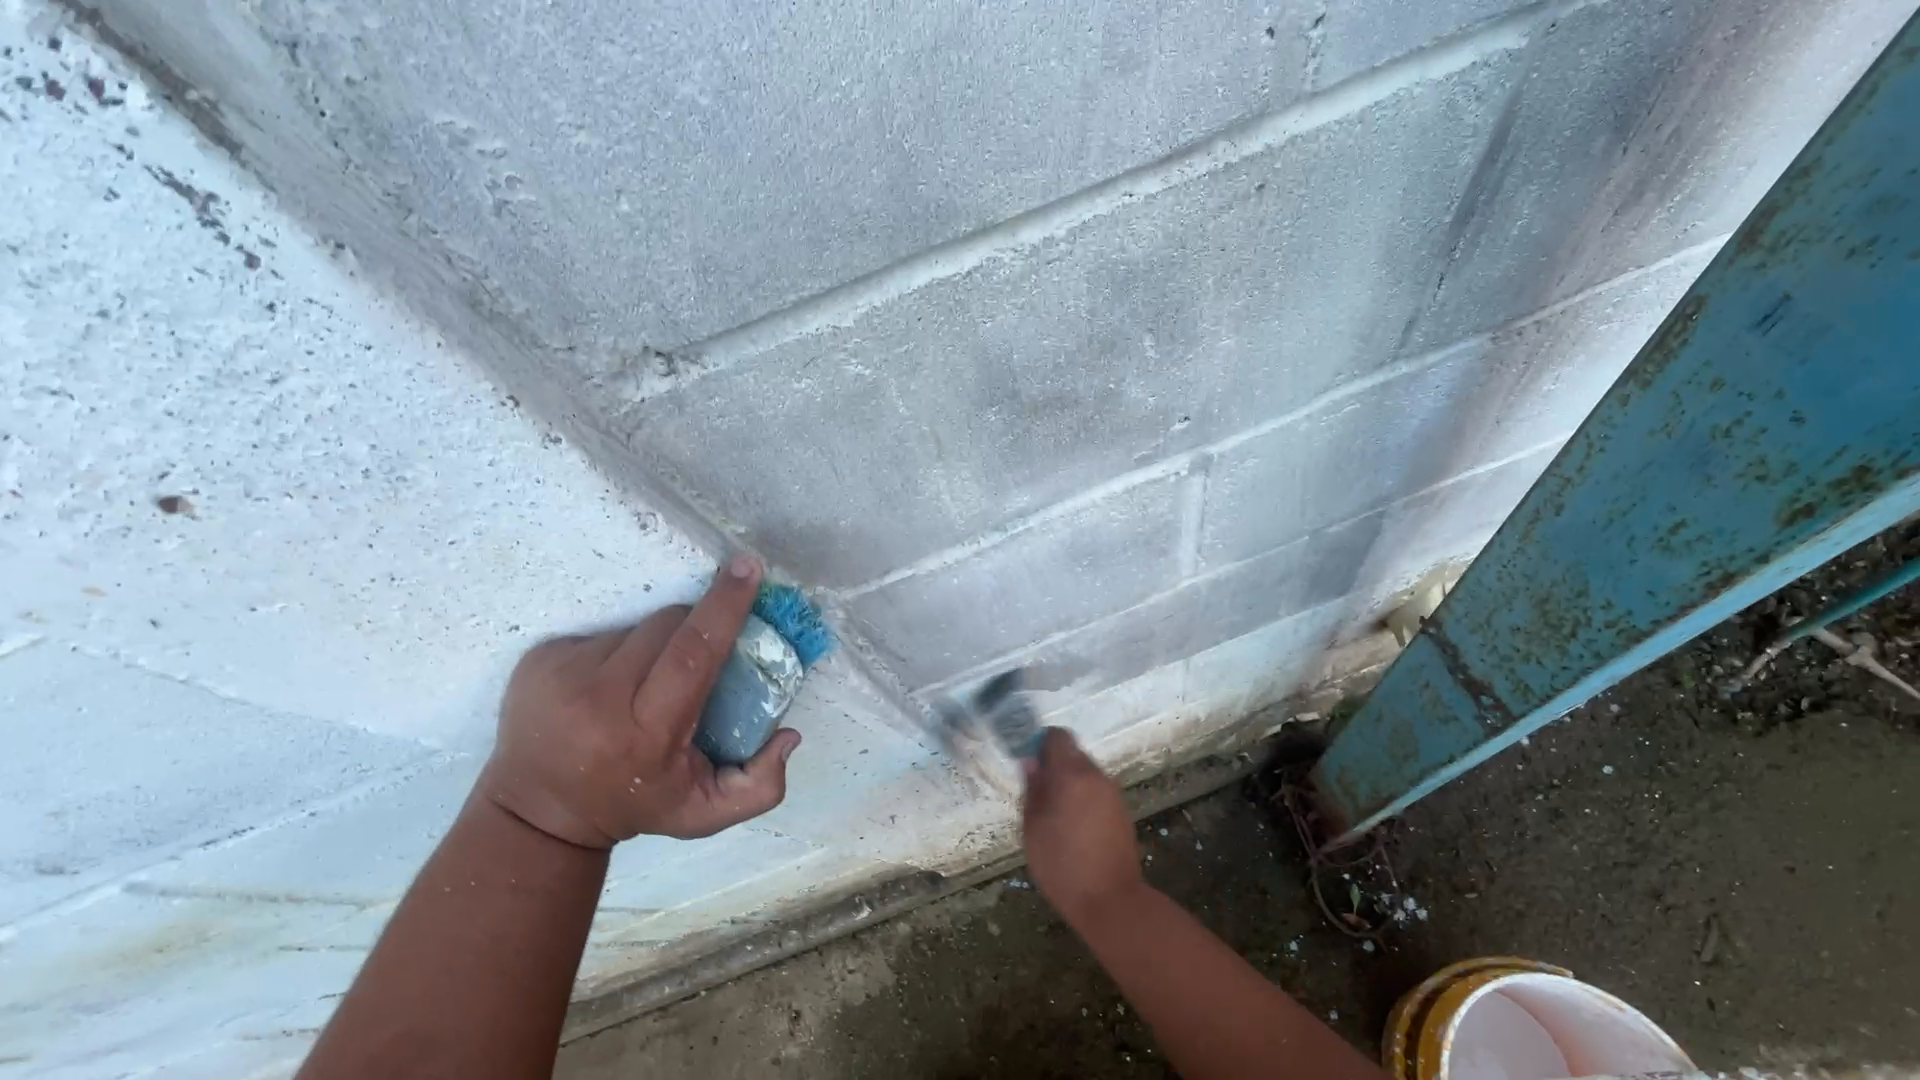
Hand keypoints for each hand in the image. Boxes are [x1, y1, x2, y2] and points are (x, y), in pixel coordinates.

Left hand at [479, 556, 801, 847]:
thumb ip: (760, 785)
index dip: (724, 607)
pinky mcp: (539, 659)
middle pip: (668, 627)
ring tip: (643, 684)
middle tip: (696, 658)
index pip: (692, 653)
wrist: (538, 813)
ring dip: (655, 642)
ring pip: (636, 627)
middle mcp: (600, 698)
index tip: (748, 569)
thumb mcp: (704, 812)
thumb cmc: (633, 805)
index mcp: (647, 733)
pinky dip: (620, 650)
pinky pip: (602, 632)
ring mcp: (563, 674)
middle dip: (694, 625)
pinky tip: (609, 685)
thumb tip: (790, 734)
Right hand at [1021, 728, 1144, 925]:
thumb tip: (1031, 762)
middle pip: (1073, 754)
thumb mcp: (1033, 828)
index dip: (1041, 745)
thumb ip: (1033, 790)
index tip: (1030, 767)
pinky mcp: (1122, 811)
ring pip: (1086, 773)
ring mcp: (1113, 793)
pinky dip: (1084, 798)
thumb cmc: (1062, 865)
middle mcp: (1096, 776)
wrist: (1111, 900)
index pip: (1057, 737)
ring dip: (1070, 784)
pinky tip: (1076, 828)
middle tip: (1040, 796)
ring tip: (1056, 816)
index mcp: (1071, 774)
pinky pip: (1097, 791)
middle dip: (1055, 767)